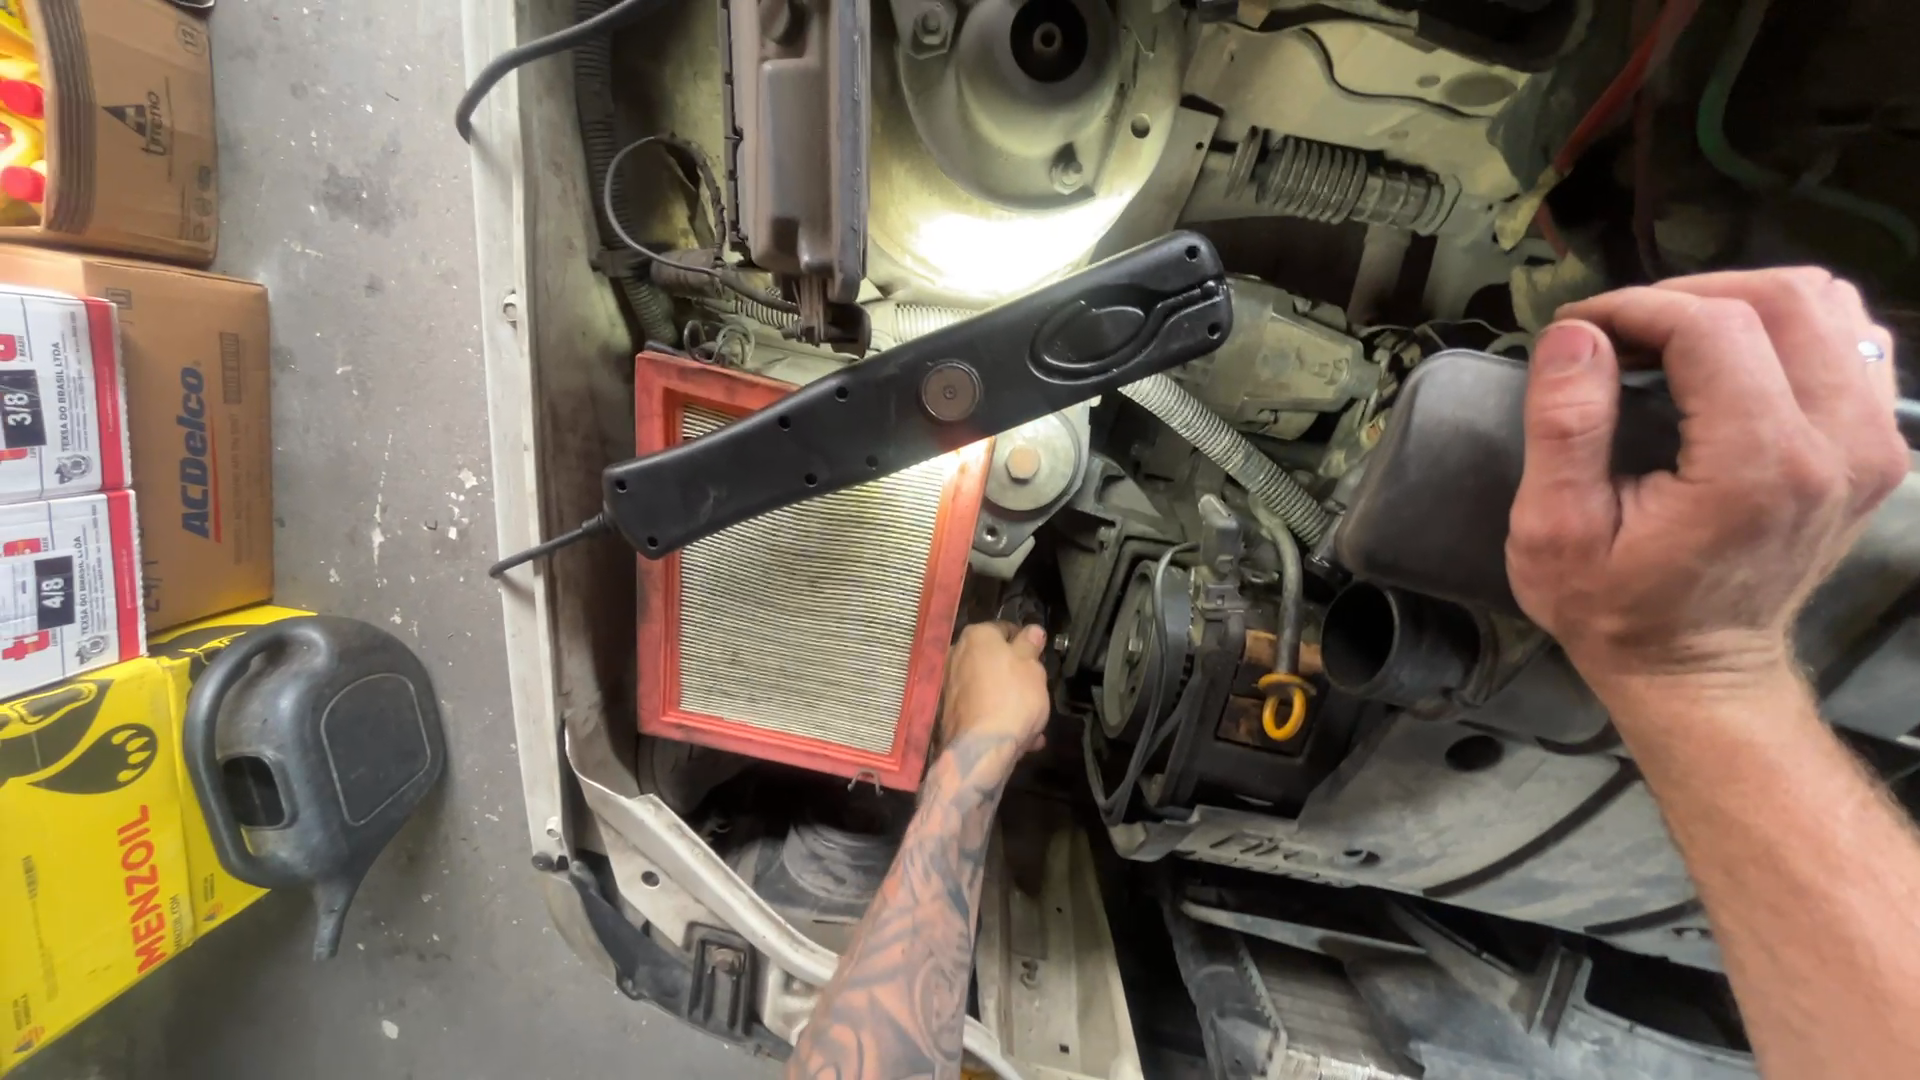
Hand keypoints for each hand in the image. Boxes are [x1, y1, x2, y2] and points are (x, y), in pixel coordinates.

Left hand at [938, 623, 1049, 753]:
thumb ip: (1031, 645)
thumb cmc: (1013, 697)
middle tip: (1035, 689)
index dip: (1026, 643)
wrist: (981, 748)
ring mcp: (949, 685)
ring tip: (1031, 720)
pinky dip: (996, 717)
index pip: (1004, 629)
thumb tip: (1032, 630)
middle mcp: (956, 655)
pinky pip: (980, 708)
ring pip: (987, 687)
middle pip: (993, 659)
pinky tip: (1020, 736)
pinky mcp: (948, 712)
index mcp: (976, 636)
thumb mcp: (1033, 667)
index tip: (1039, 659)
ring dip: (1008, 699)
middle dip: (1015, 674)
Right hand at [1507, 268, 1907, 696]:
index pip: (1713, 328)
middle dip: (1678, 296)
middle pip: (1783, 300)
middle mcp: (1843, 443)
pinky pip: (1845, 343)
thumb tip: (1571, 336)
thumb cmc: (1607, 604)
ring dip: (1730, 304)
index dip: (1631, 308)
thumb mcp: (1553, 528)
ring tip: (1655, 339)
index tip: (1569, 328)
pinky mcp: (1875, 445)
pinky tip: (1712, 361)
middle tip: (1606, 332)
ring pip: (1828, 308)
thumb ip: (1564, 428)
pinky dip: (1773, 329)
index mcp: (1758, 465)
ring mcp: (1875, 442)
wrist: (1692, 664)